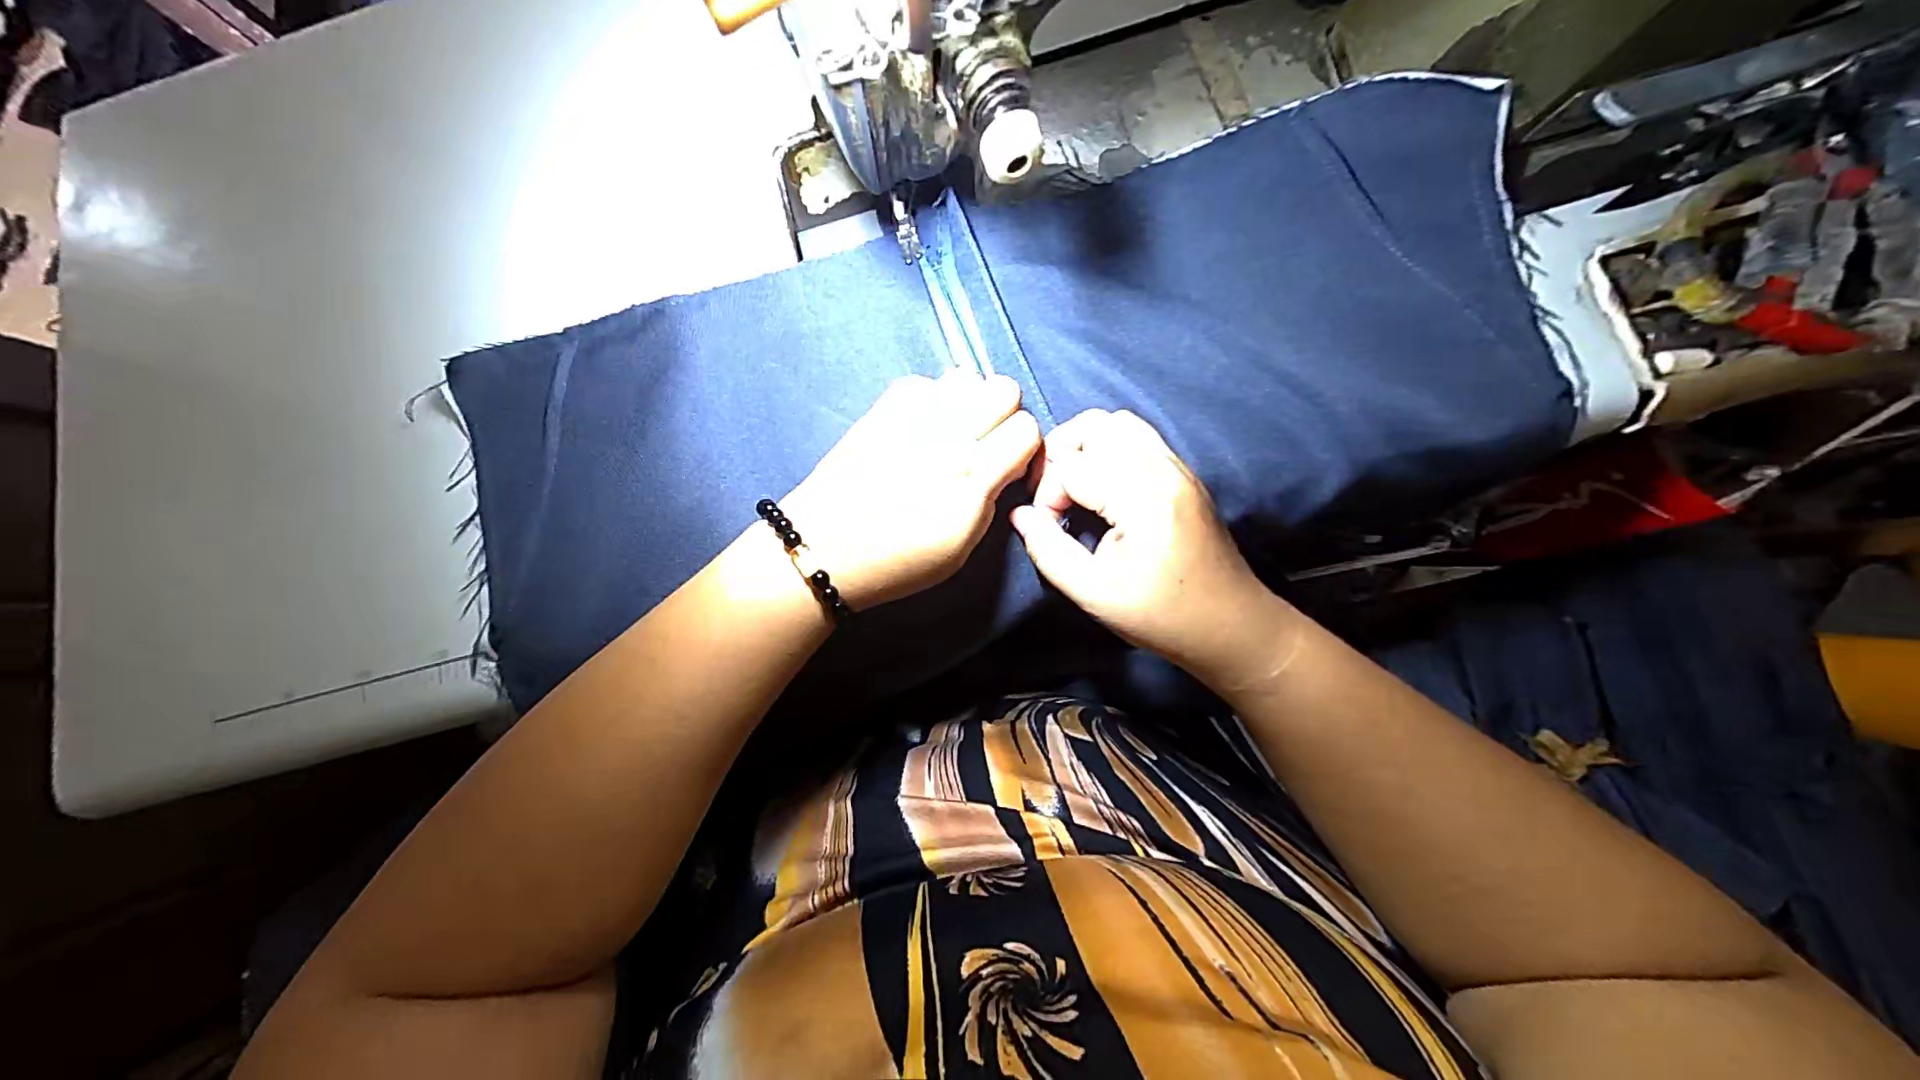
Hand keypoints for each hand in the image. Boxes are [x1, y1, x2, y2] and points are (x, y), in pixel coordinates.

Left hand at [780, 370, 1040, 610]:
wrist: (824, 549)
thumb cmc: (894, 562)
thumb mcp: (960, 548)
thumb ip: (991, 499)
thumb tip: (1004, 467)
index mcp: (970, 476)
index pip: (1027, 428)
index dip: (1026, 449)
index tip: (1013, 467)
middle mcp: (946, 436)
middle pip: (1004, 388)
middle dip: (1005, 414)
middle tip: (988, 444)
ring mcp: (910, 416)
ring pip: (966, 376)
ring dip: (969, 401)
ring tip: (954, 432)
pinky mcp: (881, 409)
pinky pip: (924, 381)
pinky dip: (931, 398)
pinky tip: (921, 428)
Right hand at [1010, 409, 1298, 688]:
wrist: (1231, 625)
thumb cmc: (1162, 616)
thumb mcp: (1094, 593)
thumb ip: (1048, 551)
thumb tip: (1021, 516)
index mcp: (1144, 499)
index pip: (1072, 467)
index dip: (1046, 495)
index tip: (1048, 528)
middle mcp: (1164, 470)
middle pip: (1095, 426)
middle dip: (1060, 456)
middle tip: (1051, 497)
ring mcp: (1178, 467)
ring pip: (1118, 423)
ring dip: (1084, 446)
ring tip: (1072, 486)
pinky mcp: (1183, 473)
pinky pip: (1138, 437)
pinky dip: (1108, 448)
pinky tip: (1100, 486)